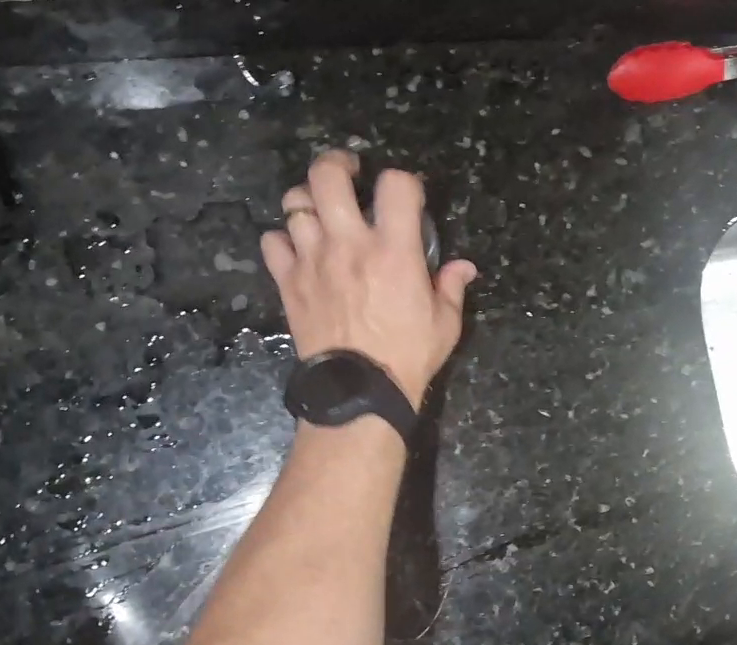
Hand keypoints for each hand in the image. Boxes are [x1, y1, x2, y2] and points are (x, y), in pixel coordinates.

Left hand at [260, 149, 478, 408]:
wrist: (361, 388)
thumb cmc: (409, 355)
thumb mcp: (445, 324)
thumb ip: (450, 287)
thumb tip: (463, 267)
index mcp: (394, 252)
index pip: (397, 186)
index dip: (405, 182)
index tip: (409, 194)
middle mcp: (349, 244)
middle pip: (327, 175)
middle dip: (339, 164)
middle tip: (350, 173)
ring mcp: (312, 259)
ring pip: (295, 202)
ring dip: (309, 200)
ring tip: (323, 210)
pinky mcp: (288, 280)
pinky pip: (273, 241)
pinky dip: (284, 238)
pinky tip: (300, 249)